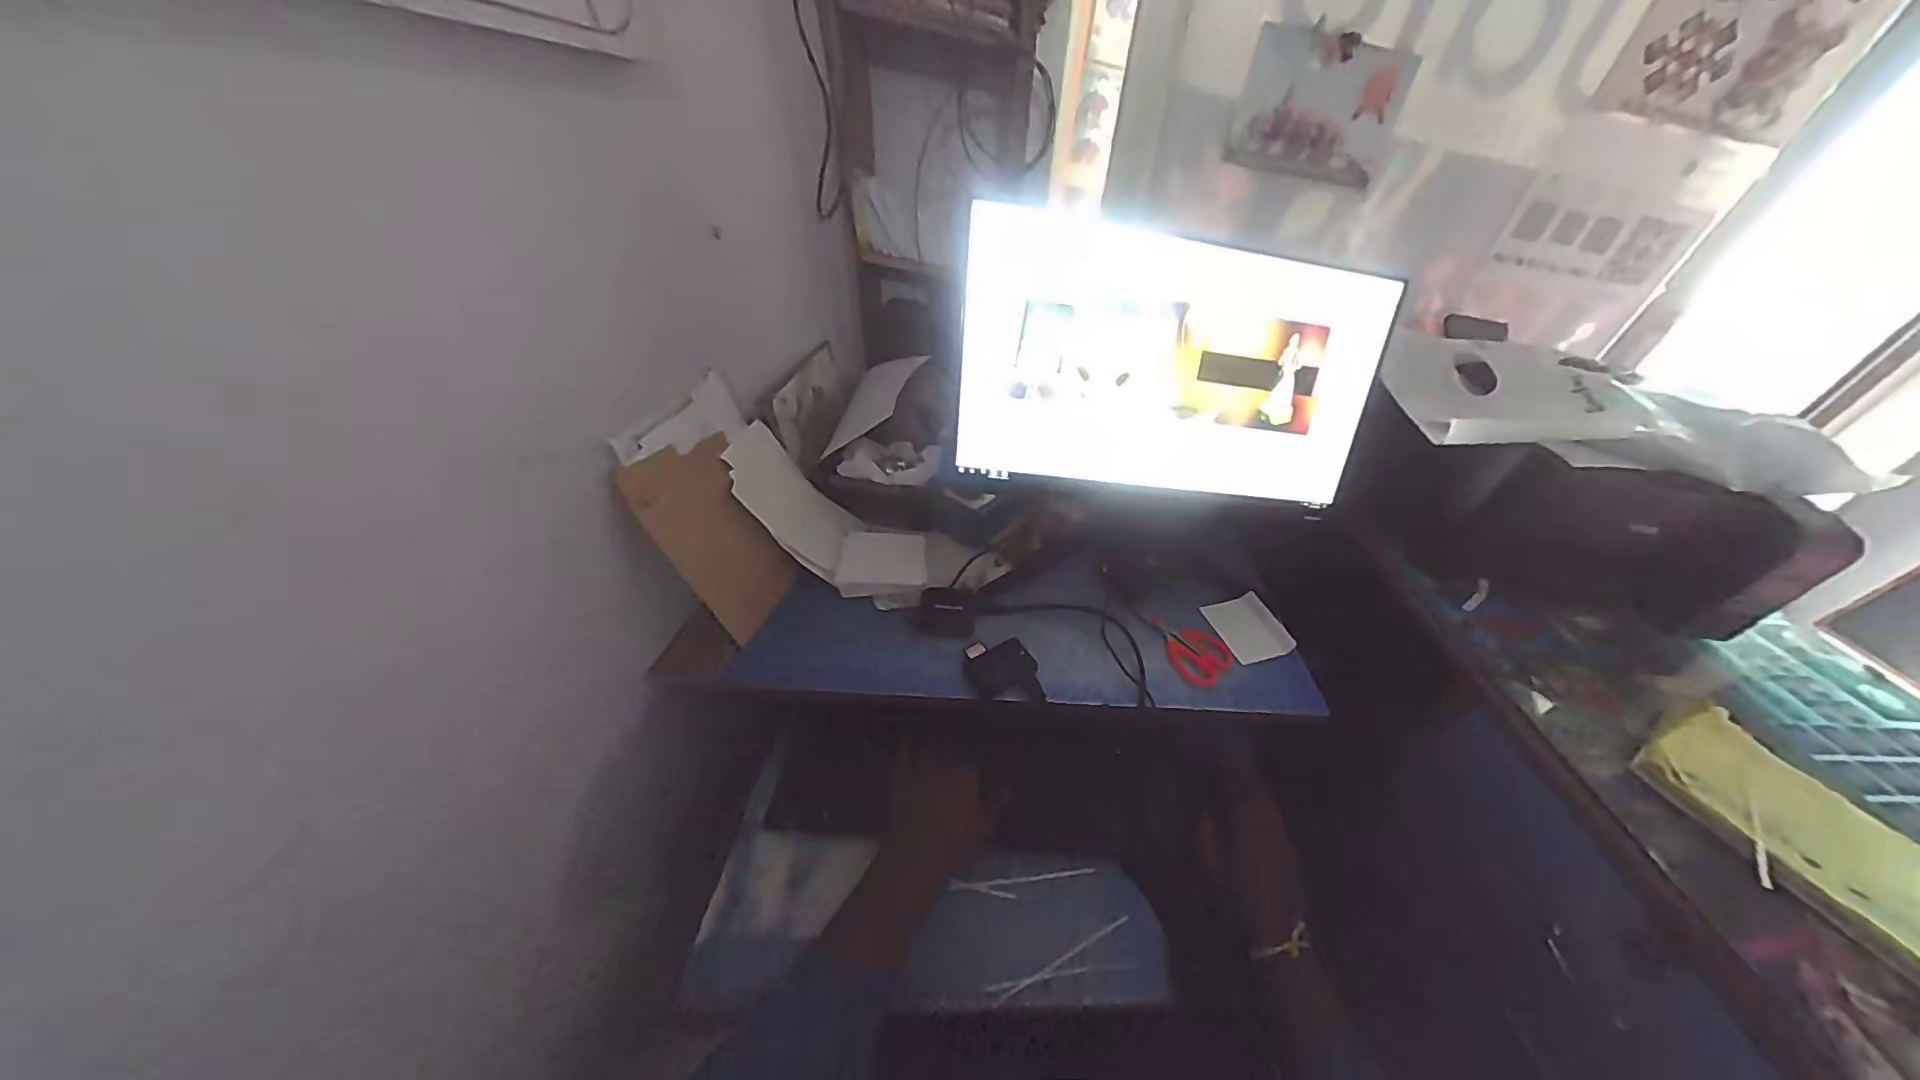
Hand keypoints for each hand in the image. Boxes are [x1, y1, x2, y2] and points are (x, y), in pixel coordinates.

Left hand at [876, 748, 1000, 886]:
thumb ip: (995, 805)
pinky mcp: (902, 777)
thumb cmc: (955, 844)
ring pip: (929, 746)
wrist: (915, 854)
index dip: (979, 750)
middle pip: (951, 745)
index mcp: (967, 776)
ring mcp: (922, 769)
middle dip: (954, 742)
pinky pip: (905, 755)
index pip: (976, 754)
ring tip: (935, 741)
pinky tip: (910, 746)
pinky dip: (908, 749)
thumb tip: (1005, 789)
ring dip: (933, 743)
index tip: (980, 750)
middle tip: (956, 742)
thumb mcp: (983, 828)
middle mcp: (945, 766)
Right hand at [1198, 756, 1307, 946]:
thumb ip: (1205, 836)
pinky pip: (1272, 812)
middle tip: (1222, 758)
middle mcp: (1268, 825)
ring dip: (1252, 784)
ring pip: (1266, 800)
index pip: (1234, 788)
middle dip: (1239, 771)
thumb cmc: (1238, 904)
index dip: (1223, 770)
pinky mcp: (1288, 848)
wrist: (1278, 937)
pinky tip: (1253, 802)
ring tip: (1237, 773)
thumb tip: (1205, 813)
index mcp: (1246, 826)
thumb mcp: (1211, 870)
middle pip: (1254, 788)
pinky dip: (1261, 800)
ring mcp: (1282, 836)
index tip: (1211, 757)